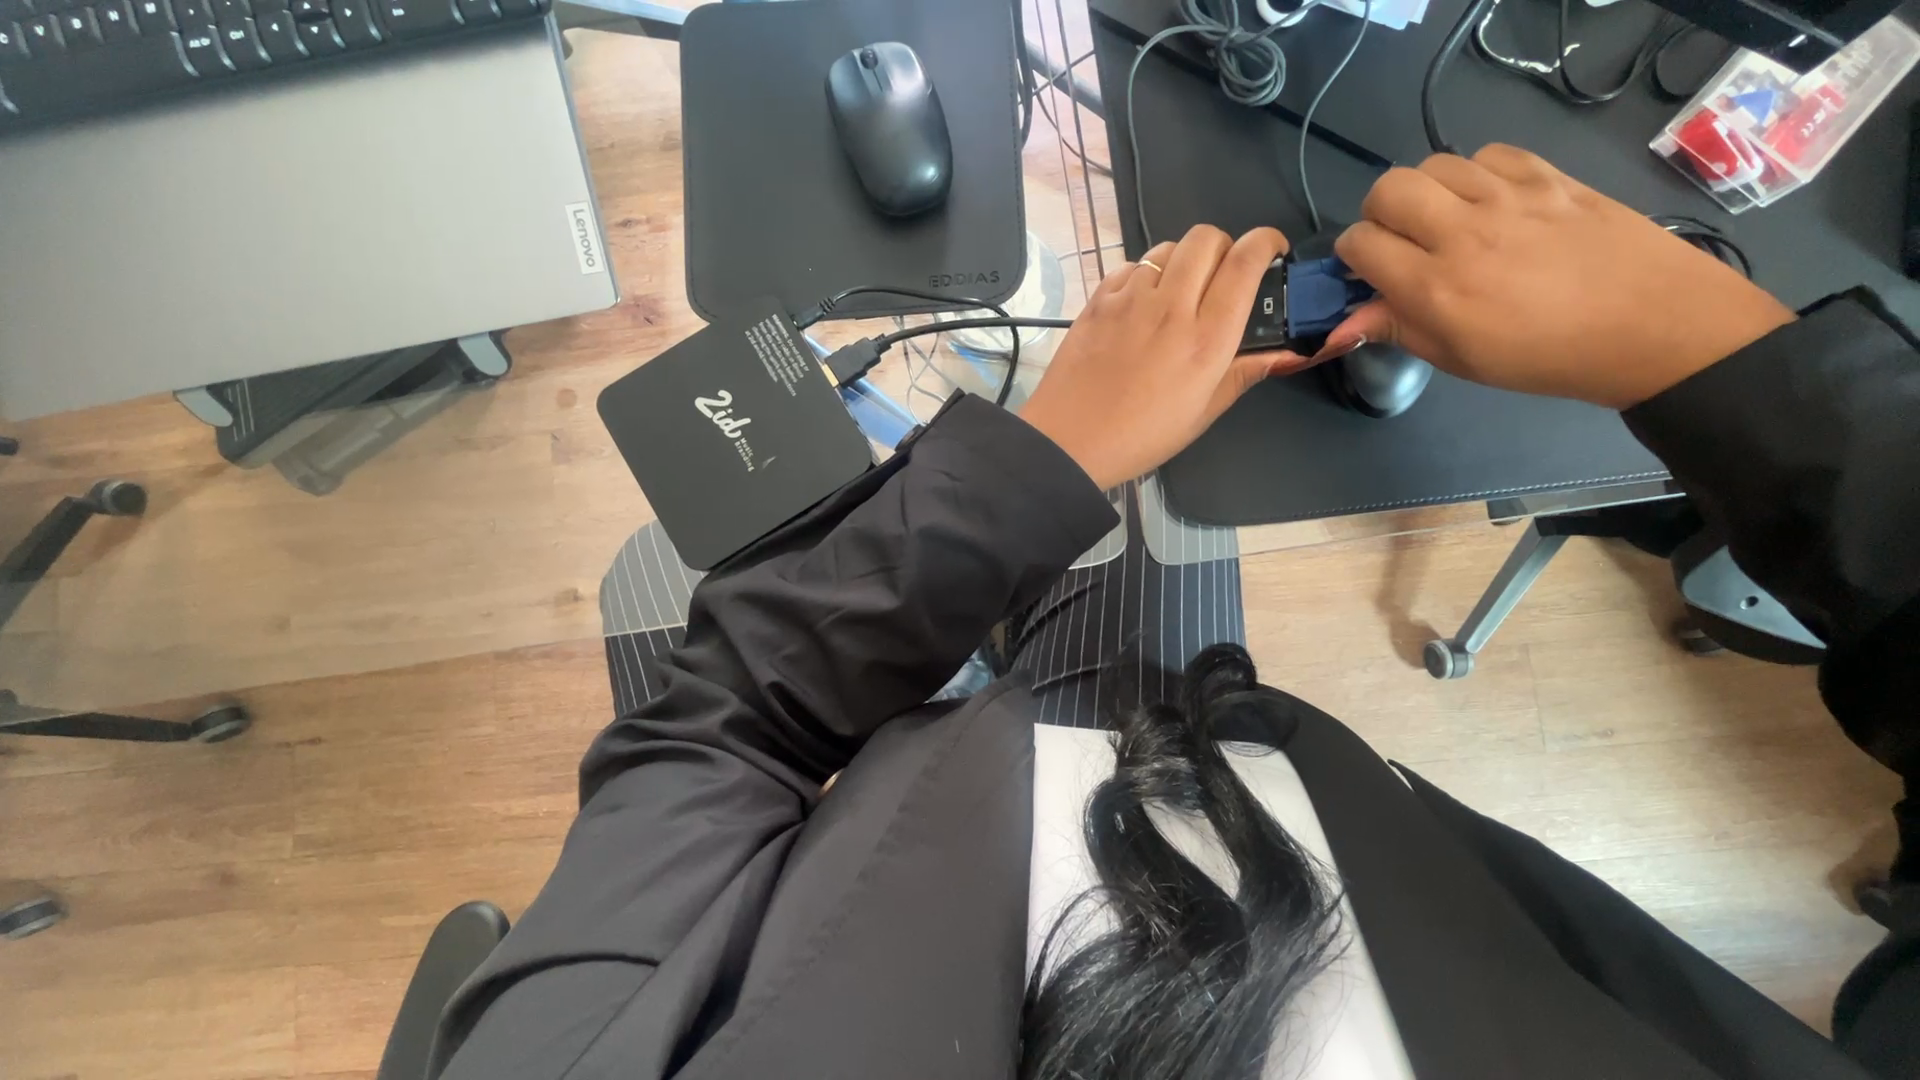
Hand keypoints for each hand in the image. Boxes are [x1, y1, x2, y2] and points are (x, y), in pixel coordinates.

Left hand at [1020, 225, 1297, 488]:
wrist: (1068, 443)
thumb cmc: (1141, 437)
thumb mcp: (1203, 413)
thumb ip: (1244, 372)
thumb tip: (1287, 353)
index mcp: (1207, 338)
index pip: (1245, 261)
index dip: (1266, 242)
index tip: (1271, 252)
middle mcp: (1171, 307)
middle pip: (1206, 238)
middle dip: (1223, 247)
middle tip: (1221, 276)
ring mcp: (1129, 299)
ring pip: (1166, 249)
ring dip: (1182, 261)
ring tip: (1178, 292)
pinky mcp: (1097, 301)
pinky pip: (1129, 267)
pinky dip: (1143, 275)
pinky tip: (1140, 305)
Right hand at [1321, 145, 1793, 408]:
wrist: (1648, 325)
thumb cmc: (1541, 356)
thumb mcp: (1456, 357)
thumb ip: (1396, 329)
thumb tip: (1339, 327)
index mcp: (1434, 285)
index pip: (1360, 243)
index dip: (1352, 256)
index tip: (1366, 270)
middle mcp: (1463, 232)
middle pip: (1388, 189)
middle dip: (1378, 213)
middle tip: (1399, 238)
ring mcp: (1509, 197)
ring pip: (1435, 164)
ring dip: (1426, 190)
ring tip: (1444, 217)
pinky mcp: (1548, 176)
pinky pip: (1490, 154)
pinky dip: (1476, 172)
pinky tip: (1489, 200)